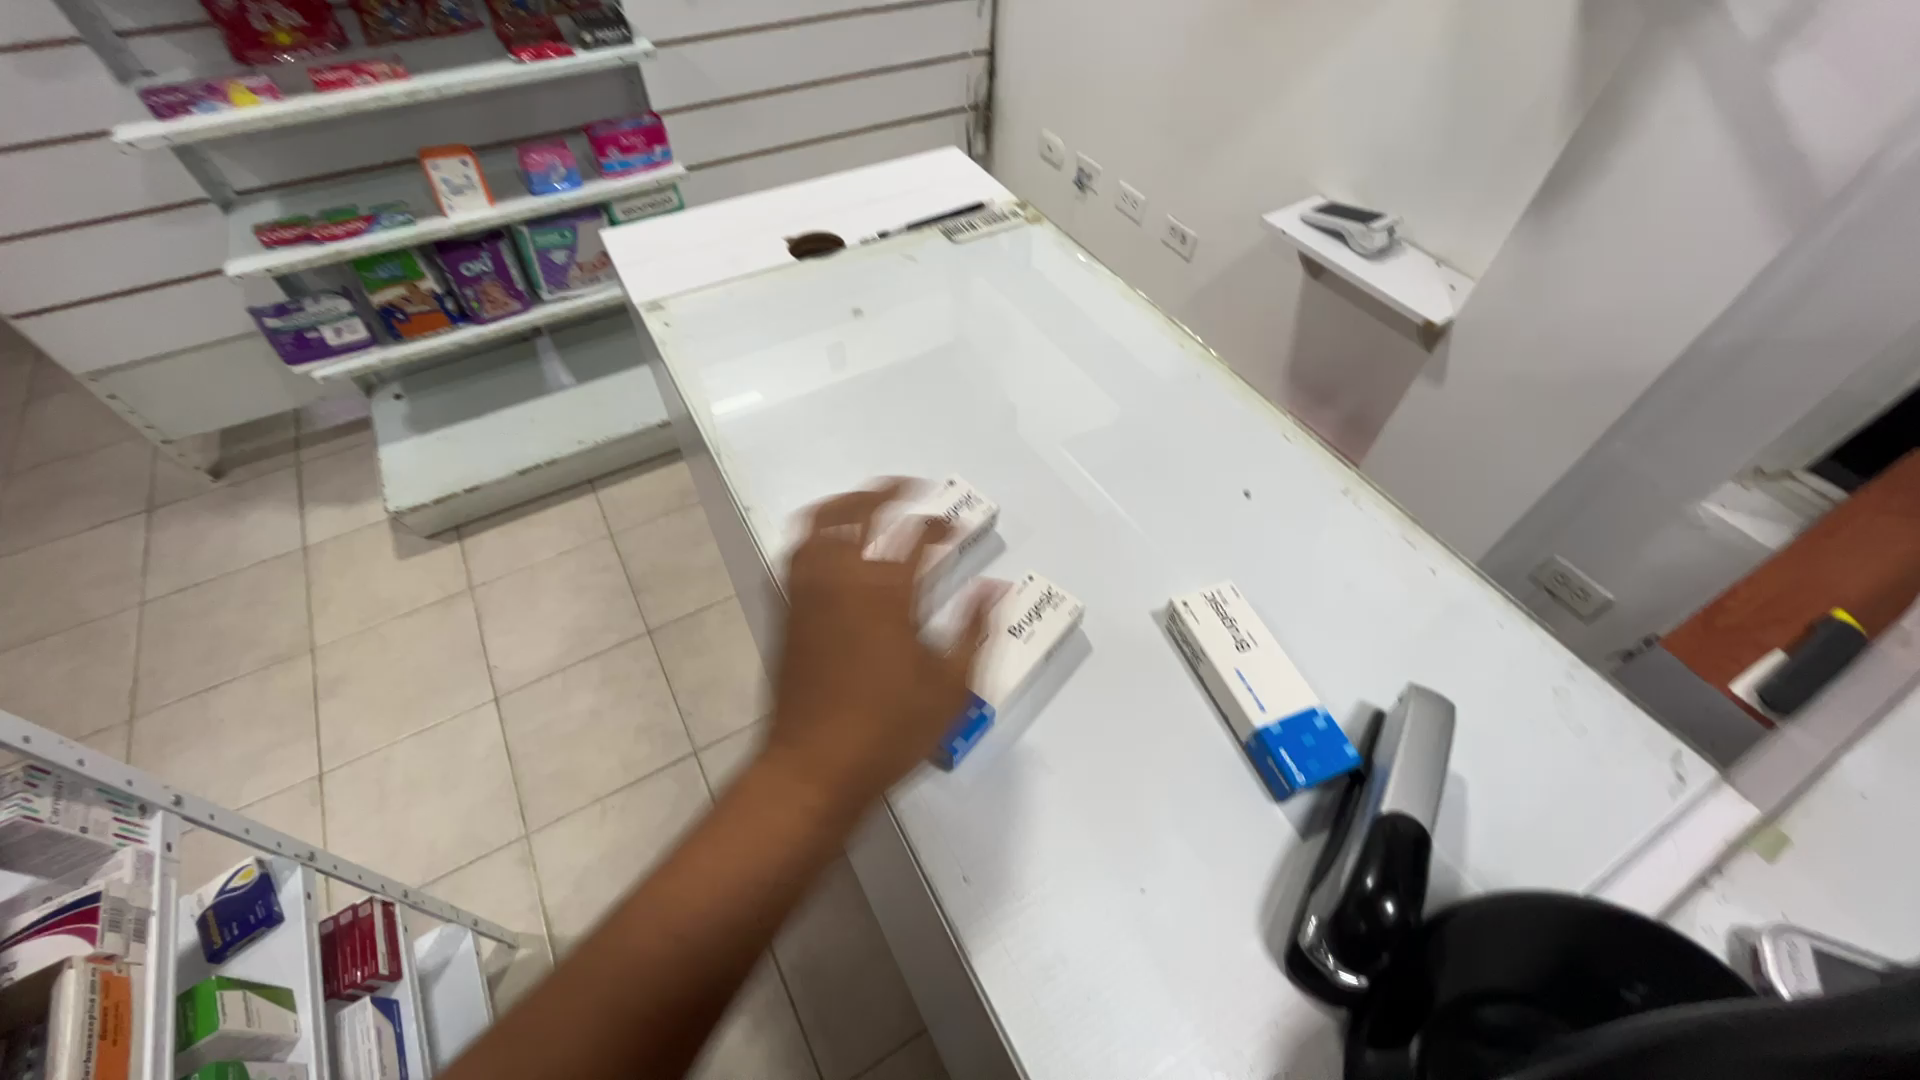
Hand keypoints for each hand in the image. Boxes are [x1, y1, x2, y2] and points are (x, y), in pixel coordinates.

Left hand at [759, 480, 1001, 812]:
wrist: (813, 767)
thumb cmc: (888, 731)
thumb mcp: (951, 689)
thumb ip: (976, 630)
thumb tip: (997, 589)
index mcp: (887, 592)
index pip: (917, 536)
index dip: (941, 525)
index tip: (956, 527)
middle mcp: (842, 579)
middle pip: (858, 512)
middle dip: (885, 491)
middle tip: (908, 486)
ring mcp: (807, 593)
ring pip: (816, 526)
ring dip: (842, 504)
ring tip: (861, 501)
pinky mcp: (785, 613)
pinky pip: (794, 555)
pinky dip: (812, 535)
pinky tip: (825, 545)